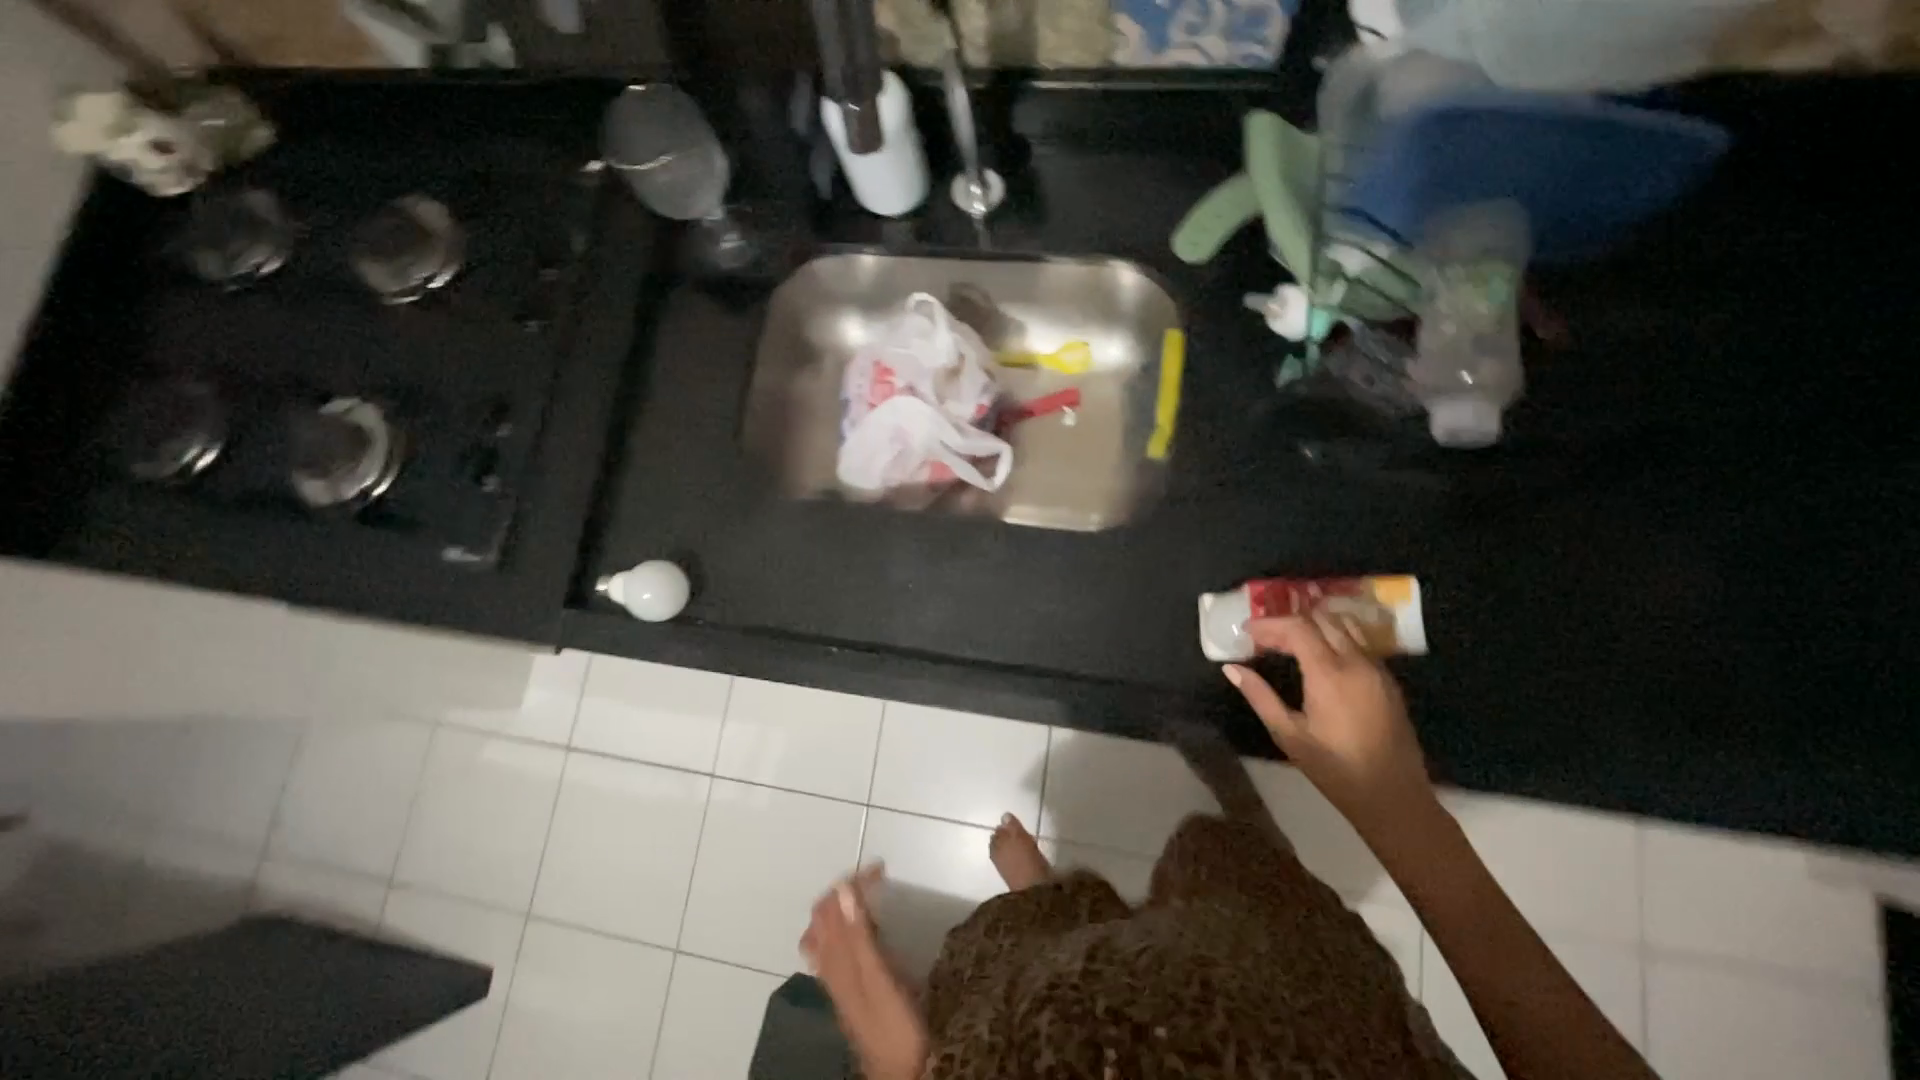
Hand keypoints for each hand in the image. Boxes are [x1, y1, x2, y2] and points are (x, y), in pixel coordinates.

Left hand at [799, 865, 928, 1079]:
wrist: (897, 1072)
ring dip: (842, 909)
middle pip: (823, 917)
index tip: (881, 868)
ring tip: (864, 897)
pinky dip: (843, 930)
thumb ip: (860, 935)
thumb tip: (844, 889)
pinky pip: (834, 950)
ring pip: (826, 934)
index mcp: (838, 957)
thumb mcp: (880, 978)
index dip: (852, 882)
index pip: (833, 906)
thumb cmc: (894, 1025)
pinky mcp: (847, 990)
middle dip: (844, 891)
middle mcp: (830, 964)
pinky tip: (858, 934)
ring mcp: (836, 978)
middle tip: (873, 877)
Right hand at [1223, 614, 1432, 830]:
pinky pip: (1360, 644)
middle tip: (1264, 637)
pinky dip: (1335, 638)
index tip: (1247, 632)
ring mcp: (1378, 669)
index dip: (1269, 624)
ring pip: (1345, 626)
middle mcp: (1357, 662)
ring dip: (1315, 626)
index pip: (1298, 628)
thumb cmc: (1335, 769)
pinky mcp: (1388, 681)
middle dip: (1290, 622)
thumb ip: (1260, 696)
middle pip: (1322, 619)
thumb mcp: (1289, 735)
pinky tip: (1318, 658)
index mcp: (1330, 673)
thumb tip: (1231, 669)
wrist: (1393, 796)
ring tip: (1289, 641)